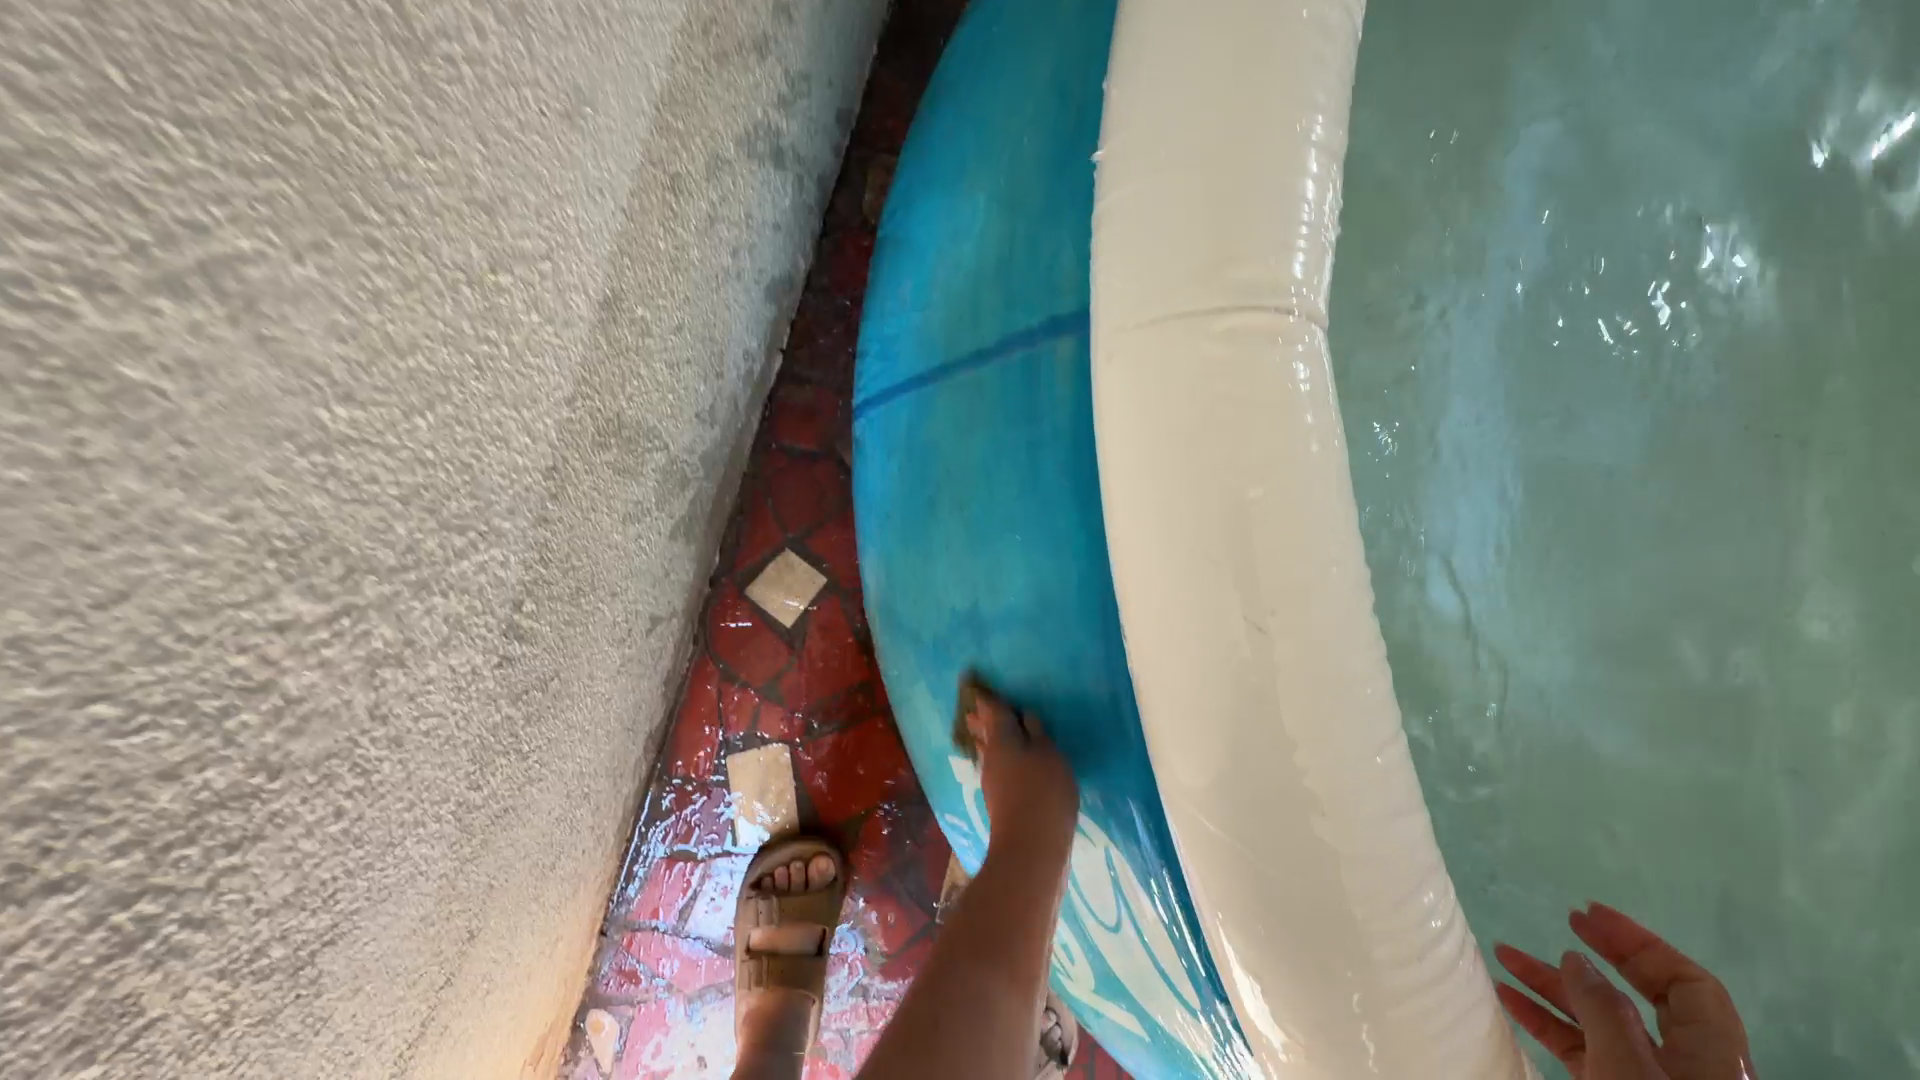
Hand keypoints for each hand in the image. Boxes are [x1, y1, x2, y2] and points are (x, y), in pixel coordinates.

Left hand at [964, 684, 1079, 856]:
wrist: (1030, 847)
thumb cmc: (1044, 792)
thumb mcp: (1049, 755)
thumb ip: (1037, 733)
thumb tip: (1025, 715)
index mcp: (1001, 738)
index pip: (991, 710)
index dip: (987, 697)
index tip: (977, 685)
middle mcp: (990, 756)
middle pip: (983, 731)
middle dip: (980, 719)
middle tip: (972, 707)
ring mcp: (991, 780)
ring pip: (986, 750)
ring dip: (984, 738)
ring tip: (980, 729)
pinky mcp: (998, 799)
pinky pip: (994, 767)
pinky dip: (996, 758)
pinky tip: (1002, 762)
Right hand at [1494, 903, 1755, 1079]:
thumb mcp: (1628, 1066)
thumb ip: (1603, 1010)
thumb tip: (1576, 958)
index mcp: (1708, 1052)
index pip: (1684, 982)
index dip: (1638, 943)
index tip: (1586, 915)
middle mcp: (1681, 1062)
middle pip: (1641, 995)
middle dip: (1597, 957)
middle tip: (1560, 923)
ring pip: (1600, 1019)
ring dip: (1553, 984)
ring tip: (1504, 955)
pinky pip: (1580, 1048)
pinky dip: (1544, 1020)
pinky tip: (1509, 999)